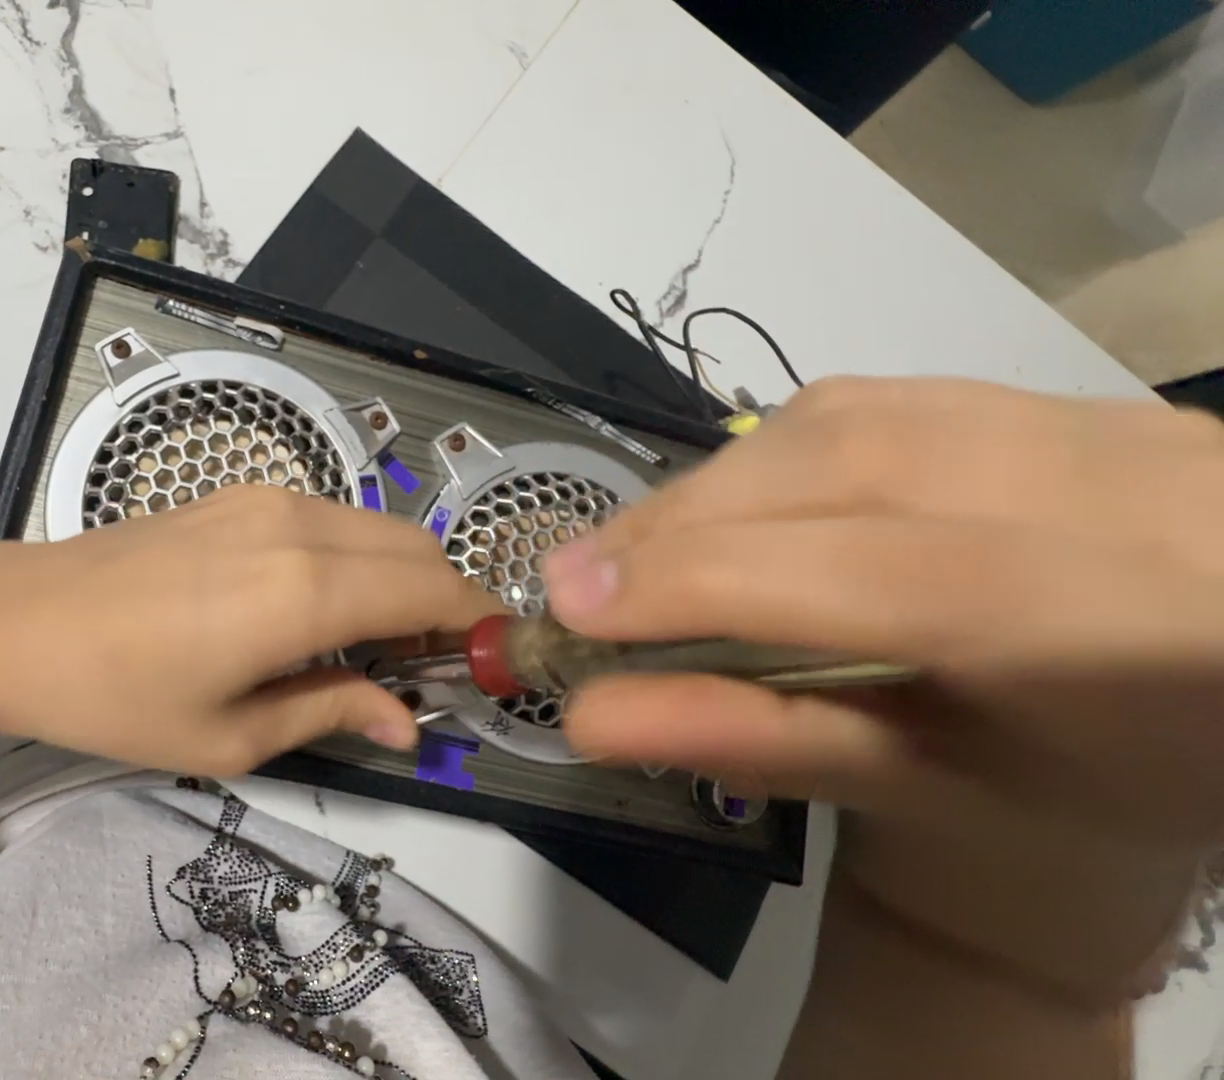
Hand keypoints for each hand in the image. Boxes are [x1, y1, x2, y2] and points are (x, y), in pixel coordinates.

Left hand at [0, 485, 499, 775]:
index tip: (488, 665)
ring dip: (399, 576)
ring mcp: (265, 499)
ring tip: (372, 643)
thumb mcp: (231, 734)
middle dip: (442, 601)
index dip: (474, 625)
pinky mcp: (235, 494)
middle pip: (417, 547)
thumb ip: (333, 711)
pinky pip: (329, 519)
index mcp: (309, 590)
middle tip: (427, 666)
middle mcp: (301, 525)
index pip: (434, 590)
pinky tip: (320, 605)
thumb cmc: (117, 696)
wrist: (14, 622)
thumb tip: (407, 720)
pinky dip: (355, 556)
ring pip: (375, 526)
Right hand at [541, 377, 1223, 1002]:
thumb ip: (759, 741)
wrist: (1187, 710)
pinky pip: (862, 403)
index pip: (909, 579)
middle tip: (574, 580)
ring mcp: (1098, 423)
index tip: (577, 608)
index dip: (720, 582)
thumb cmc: (1057, 800)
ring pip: (847, 420)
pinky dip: (757, 459)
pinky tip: (720, 511)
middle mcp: (1149, 496)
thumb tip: (591, 714)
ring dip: (709, 488)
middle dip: (688, 523)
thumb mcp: (925, 792)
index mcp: (1156, 636)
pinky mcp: (1037, 398)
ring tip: (627, 552)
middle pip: (860, 466)